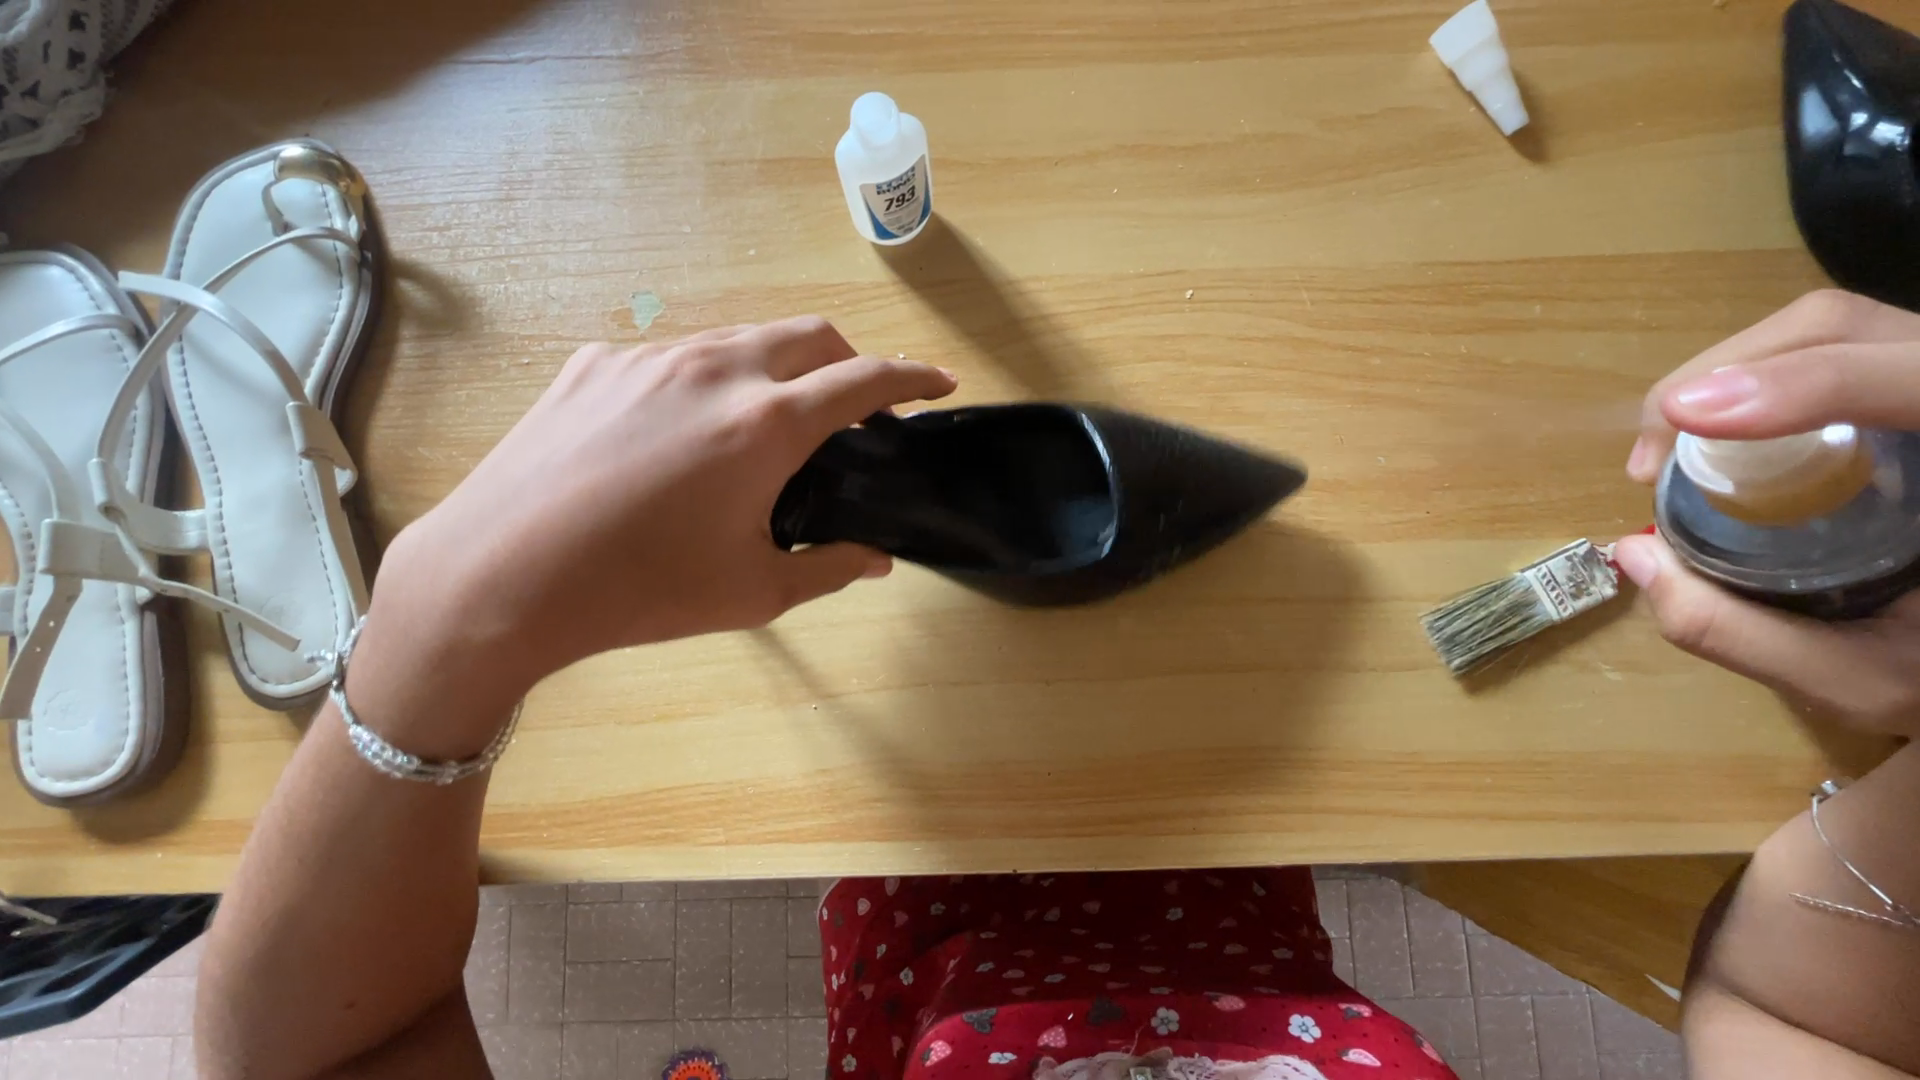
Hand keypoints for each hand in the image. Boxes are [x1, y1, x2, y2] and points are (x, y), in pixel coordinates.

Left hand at [357, 318, 957, 729]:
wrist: (499, 577)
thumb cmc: (640, 592)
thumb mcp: (752, 592)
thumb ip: (829, 567)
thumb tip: (878, 560)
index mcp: (766, 424)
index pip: (865, 379)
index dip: (914, 376)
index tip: (940, 382)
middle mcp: (716, 369)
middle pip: (810, 335)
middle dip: (849, 361)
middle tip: (852, 410)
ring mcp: (650, 357)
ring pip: (742, 338)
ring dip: (777, 368)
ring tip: (766, 424)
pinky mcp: (597, 363)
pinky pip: (675, 357)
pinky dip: (708, 381)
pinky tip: (681, 435)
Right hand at [1615, 290, 1919, 734]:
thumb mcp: (1861, 682)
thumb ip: (1743, 634)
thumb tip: (1630, 552)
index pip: (1918, 382)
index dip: (1805, 382)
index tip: (1688, 418)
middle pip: (1842, 333)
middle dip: (1723, 378)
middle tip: (1652, 463)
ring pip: (1825, 331)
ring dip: (1724, 376)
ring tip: (1668, 454)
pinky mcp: (1896, 394)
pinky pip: (1823, 352)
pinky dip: (1744, 381)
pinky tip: (1711, 438)